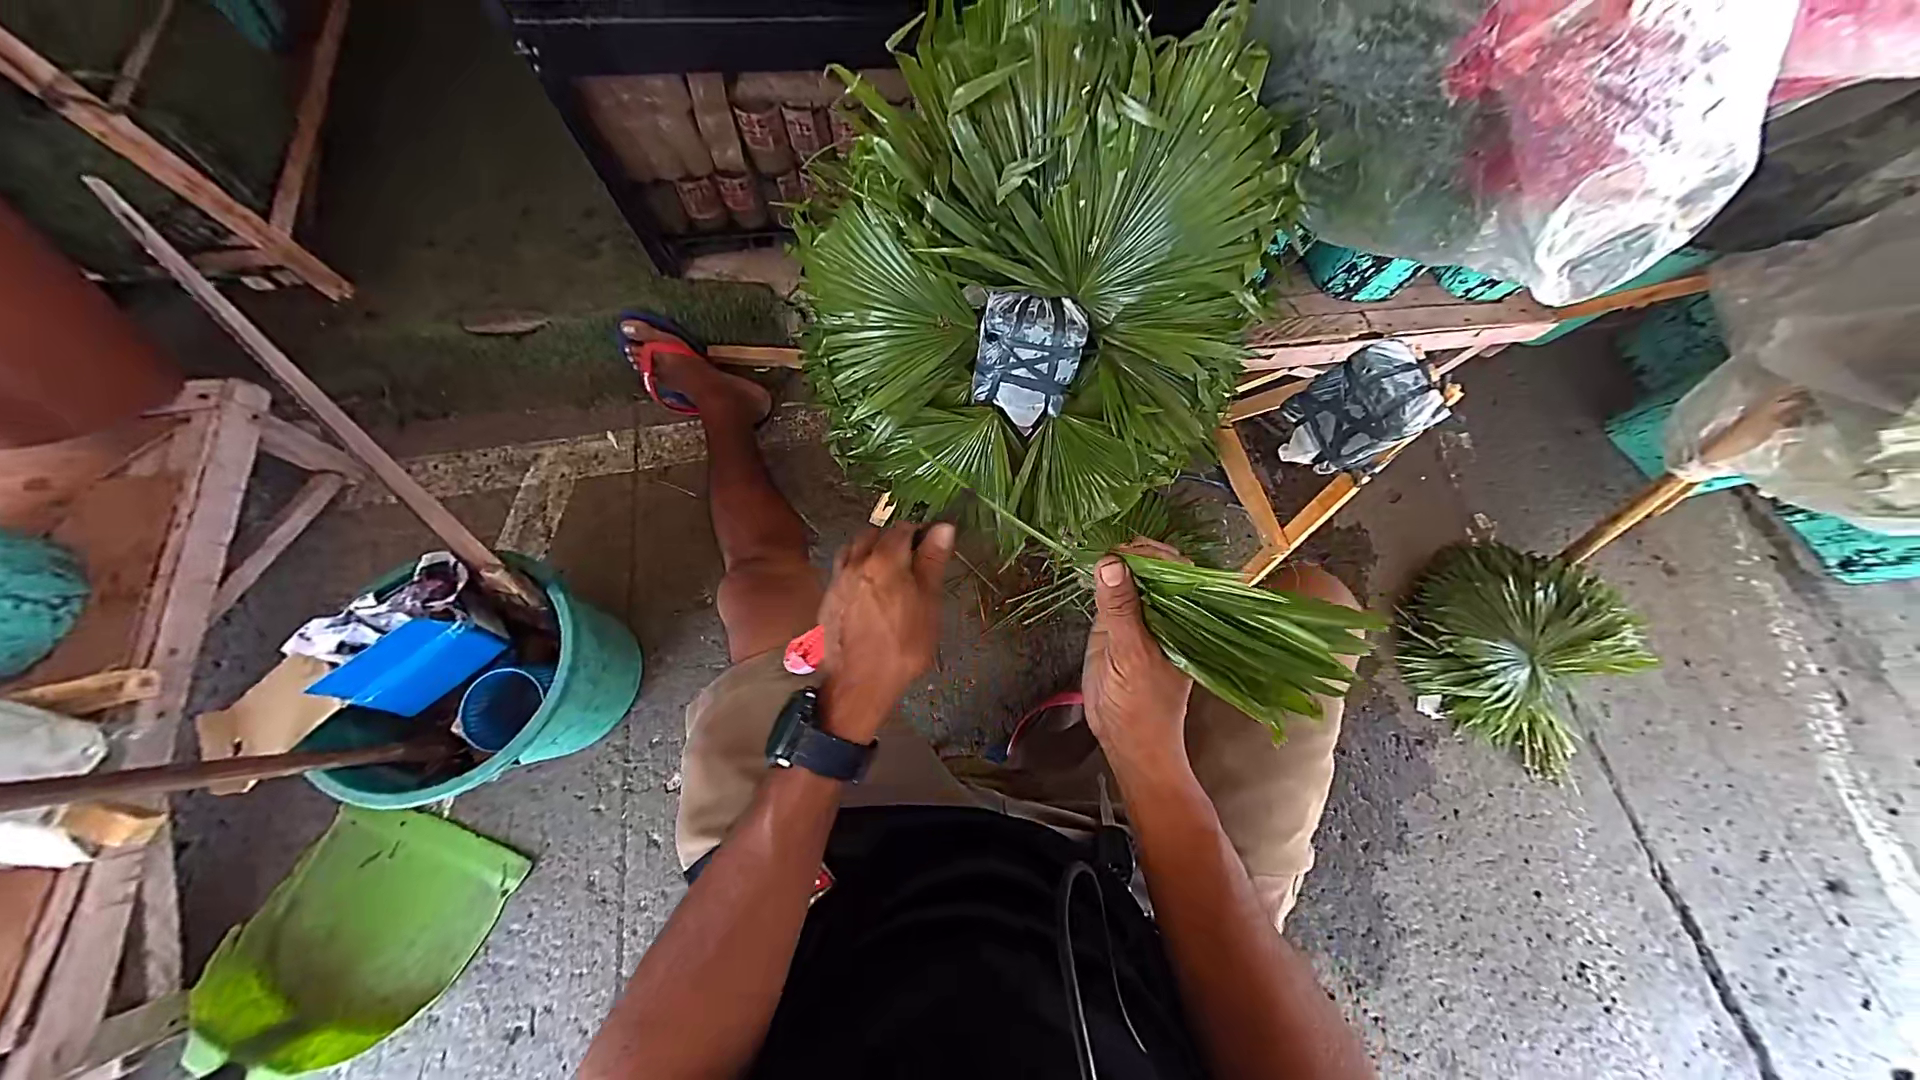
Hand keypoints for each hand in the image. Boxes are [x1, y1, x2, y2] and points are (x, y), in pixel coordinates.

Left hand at [817, 522, 955, 741]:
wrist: (860, 684)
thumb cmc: (904, 646)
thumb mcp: (929, 604)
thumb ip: (932, 562)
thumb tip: (943, 527)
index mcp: (884, 560)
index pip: (902, 529)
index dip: (919, 533)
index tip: (930, 545)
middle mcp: (856, 563)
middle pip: (873, 534)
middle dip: (892, 539)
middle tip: (911, 557)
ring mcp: (837, 581)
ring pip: (852, 550)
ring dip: (869, 550)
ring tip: (886, 569)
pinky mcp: (827, 600)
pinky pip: (841, 572)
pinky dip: (855, 570)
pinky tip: (866, 588)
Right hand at [1082, 539, 1193, 780]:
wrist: (1127, 741)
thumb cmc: (1141, 705)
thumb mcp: (1130, 654)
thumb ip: (1121, 609)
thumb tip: (1111, 563)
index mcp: (1183, 616)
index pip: (1174, 570)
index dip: (1150, 554)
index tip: (1122, 550)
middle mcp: (1165, 611)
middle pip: (1152, 568)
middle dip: (1131, 553)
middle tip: (1104, 550)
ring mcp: (1140, 617)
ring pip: (1130, 578)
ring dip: (1114, 563)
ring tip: (1094, 553)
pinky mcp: (1116, 626)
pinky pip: (1111, 595)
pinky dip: (1101, 579)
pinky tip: (1088, 569)